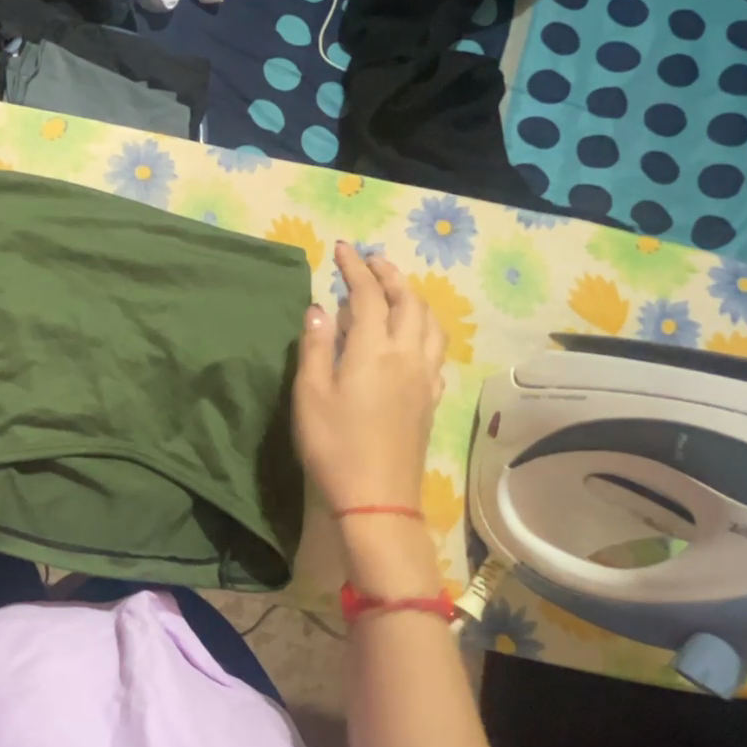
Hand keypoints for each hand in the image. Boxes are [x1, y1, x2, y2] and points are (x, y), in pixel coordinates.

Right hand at [294, 243, 447, 595]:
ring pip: (430, 323)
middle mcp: (407, 355)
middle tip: (369, 260)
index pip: (368, 295)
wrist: (375, 497)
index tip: (341, 249)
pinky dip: (424, 329)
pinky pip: (436, 350)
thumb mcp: (310, 393)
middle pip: (408, 302)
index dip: (354, 268)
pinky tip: (412, 338)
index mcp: (373, 349)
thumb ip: (316, 346)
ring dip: (413, 298)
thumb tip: (318, 307)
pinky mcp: (430, 399)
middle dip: (389, 275)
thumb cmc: (332, 444)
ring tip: (394, 290)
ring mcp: (424, 377)